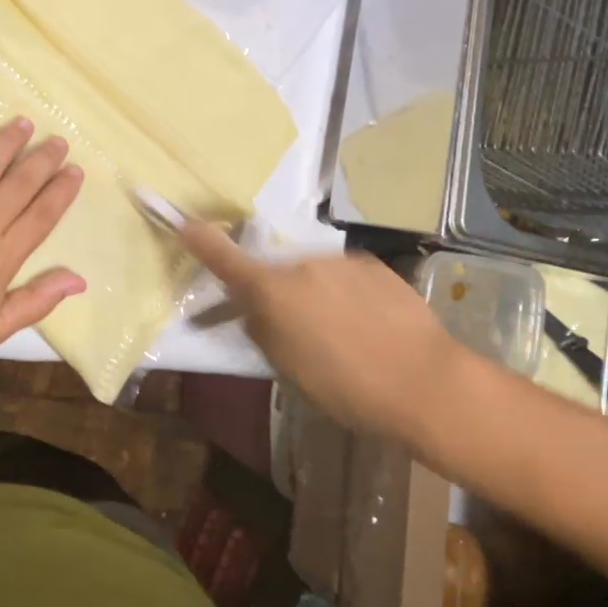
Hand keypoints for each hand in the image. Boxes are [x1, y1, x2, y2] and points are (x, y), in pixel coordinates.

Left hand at [0, 115, 86, 373]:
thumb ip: (36, 302)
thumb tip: (79, 280)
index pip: (41, 216)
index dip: (61, 191)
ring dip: (7, 143)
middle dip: (42, 159)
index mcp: (1, 260)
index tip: (75, 170)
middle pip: (18, 185)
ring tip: (24, 124)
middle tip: (58, 140)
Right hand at [179, 222, 466, 438]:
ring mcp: (340, 261)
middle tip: (293, 331)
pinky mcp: (373, 265)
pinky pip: (344, 276)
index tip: (181, 219)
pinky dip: (345, 295)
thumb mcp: (290, 369)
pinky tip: (368, 325)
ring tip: (341, 335)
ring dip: (313, 294)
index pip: (224, 259)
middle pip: (274, 272)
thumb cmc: (347, 388)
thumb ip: (264, 331)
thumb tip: (254, 312)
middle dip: (274, 293)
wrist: (426, 382)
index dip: (200, 239)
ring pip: (312, 274)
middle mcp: (302, 264)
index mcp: (273, 291)